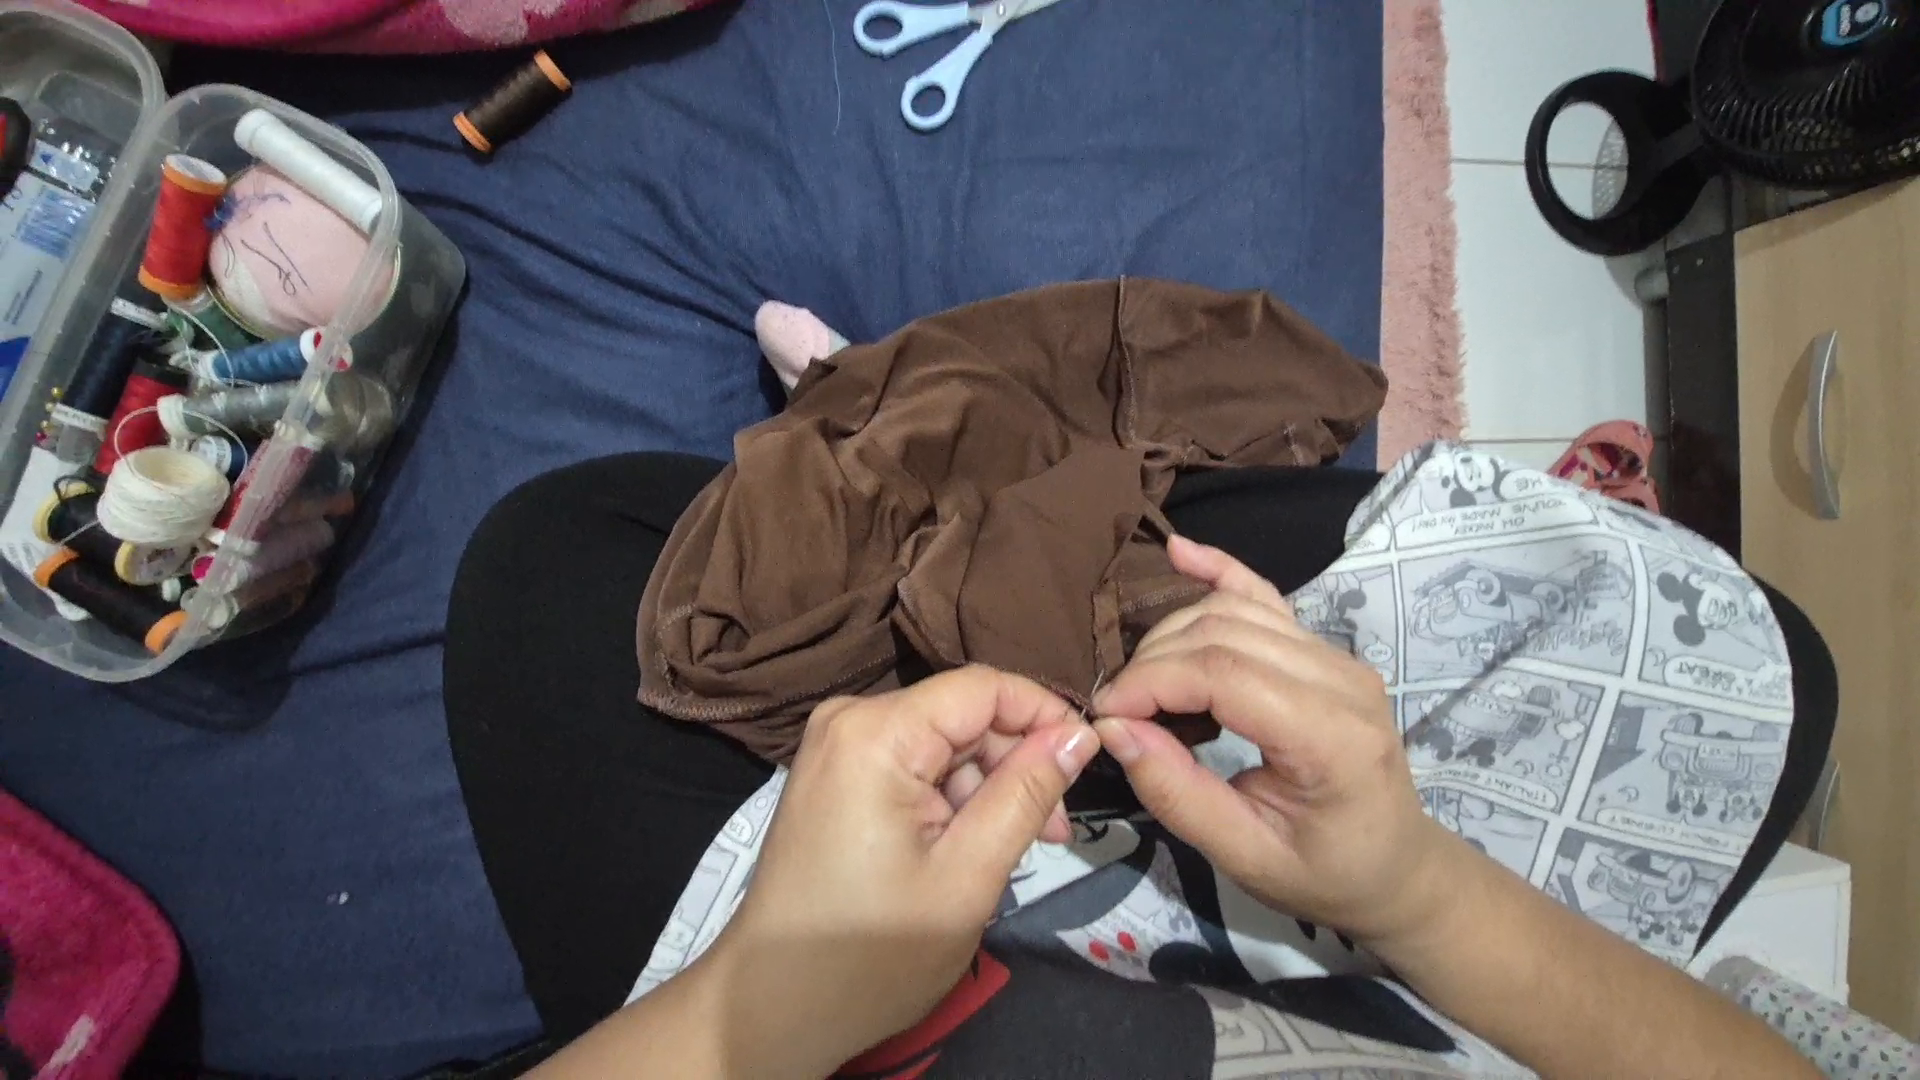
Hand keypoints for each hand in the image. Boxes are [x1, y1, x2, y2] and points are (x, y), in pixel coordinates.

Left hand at [700, 666, 1098, 1075]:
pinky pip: (914, 760)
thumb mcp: (967, 876)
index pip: (982, 687)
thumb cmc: (871, 953)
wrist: (771, 1008)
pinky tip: (972, 842)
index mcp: (876, 731)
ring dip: (988, 785)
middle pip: (962, 714)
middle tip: (1055, 829)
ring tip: (1020, 846)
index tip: (1088, 758)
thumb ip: (1027, 794)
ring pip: (943, 739)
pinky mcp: (837, 770)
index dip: (1043, 713)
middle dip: (1016, 762)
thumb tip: (1080, 735)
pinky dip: (952, 795)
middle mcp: (851, 717)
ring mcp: (839, 743)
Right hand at [1091, 535, 1451, 945]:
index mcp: (1332, 735)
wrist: (1397, 866)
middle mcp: (1339, 676)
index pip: (1223, 672)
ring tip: (1138, 681)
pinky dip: (1217, 569)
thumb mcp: (1247, 858)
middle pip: (1220, 632)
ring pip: (1230, 609)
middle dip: (1151, 662)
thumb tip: (1113, 729)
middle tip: (1117, 709)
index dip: (1150, 681)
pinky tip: (1179, 551)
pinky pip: (1261, 593)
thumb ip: (1177, 794)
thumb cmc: (1326, 873)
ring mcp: (1333, 653)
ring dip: (1169, 634)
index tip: (1106, 713)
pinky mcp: (1319, 648)